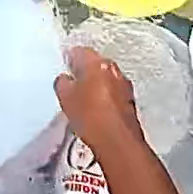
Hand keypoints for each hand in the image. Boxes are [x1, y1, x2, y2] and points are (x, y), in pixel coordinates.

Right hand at [54, 45, 146, 161]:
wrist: (117, 142)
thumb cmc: (92, 117)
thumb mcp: (65, 97)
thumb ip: (62, 82)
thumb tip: (65, 80)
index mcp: (96, 63)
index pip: (79, 51)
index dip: (69, 59)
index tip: (64, 65)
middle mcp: (112, 69)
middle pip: (94, 63)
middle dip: (83, 71)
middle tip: (72, 83)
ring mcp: (123, 84)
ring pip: (105, 77)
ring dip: (96, 84)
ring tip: (83, 99)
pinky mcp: (129, 100)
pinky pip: (113, 92)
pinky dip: (105, 97)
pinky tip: (97, 110)